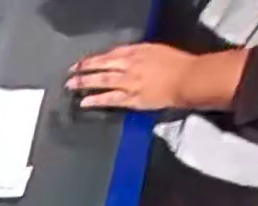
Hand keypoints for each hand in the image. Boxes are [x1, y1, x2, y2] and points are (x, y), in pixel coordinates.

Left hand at [67, 43, 245, 110]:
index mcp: (138, 51)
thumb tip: (124, 61)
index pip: (112, 53)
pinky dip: (96, 99)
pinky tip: (84, 102)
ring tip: (71, 86)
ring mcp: (130, 81)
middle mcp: (131, 64)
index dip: (96, 58)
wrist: (187, 77)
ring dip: (85, 82)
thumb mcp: (156, 52)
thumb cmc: (176, 65)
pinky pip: (110, 99)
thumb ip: (139, 56)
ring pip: (103, 80)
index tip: (84, 61)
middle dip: (85, 68)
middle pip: (103, 64)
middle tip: (71, 72)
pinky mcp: (131, 97)